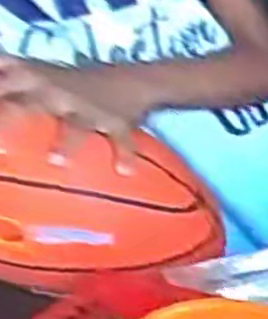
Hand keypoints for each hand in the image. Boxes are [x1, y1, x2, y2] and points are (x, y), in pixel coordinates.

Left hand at [0, 58, 149, 159]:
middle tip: (0, 148)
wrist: (125, 83)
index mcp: (24, 75)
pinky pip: (122, 142)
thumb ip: (1, 71)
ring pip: (74, 128)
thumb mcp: (25, 68)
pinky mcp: (119, 124)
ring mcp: (89, 110)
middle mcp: (52, 91)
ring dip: (65, 145)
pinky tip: (124, 172)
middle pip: (23, 108)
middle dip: (6, 121)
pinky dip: (125, 157)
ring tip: (55, 162)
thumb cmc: (66, 81)